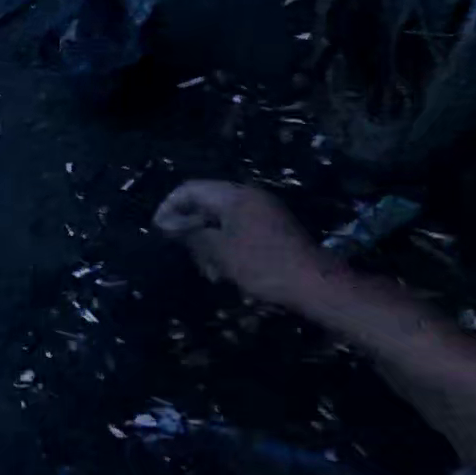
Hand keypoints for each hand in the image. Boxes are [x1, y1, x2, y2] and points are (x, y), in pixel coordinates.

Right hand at [153, 180, 334, 311]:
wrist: (317, 285)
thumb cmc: (263, 265)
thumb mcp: (219, 250)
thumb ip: (189, 233)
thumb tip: (166, 223)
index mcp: (233, 195)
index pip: (189, 189)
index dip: (169, 207)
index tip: (158, 230)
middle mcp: (247, 196)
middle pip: (204, 203)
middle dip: (189, 228)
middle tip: (183, 255)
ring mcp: (262, 212)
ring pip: (220, 220)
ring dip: (207, 242)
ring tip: (208, 271)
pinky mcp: (271, 229)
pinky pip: (237, 229)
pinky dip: (224, 246)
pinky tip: (225, 271)